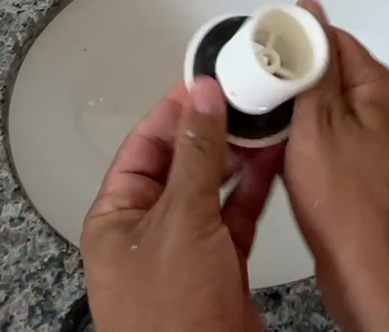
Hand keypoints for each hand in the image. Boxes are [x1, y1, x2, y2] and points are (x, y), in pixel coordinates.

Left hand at [81, 77, 284, 331]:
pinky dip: (252, 190)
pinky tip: (271, 162)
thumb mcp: (181, 222)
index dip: (175, 110)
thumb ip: (195, 155)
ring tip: (262, 120)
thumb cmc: (171, 319)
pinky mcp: (218, 267)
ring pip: (210, 187)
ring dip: (237, 157)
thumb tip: (201, 96)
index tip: (205, 81)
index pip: (145, 144)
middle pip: (180, 163)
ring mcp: (184, 249)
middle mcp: (147, 229)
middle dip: (211, 131)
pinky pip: (233, 216)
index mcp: (117, 215)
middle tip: (242, 96)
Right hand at [283, 0, 388, 331]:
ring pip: (323, 104)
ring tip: (261, 113)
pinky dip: (302, 134)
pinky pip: (326, 134)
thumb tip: (311, 13)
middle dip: (290, 75)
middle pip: (327, 70)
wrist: (375, 278)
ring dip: (293, 107)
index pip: (332, 37)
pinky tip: (278, 145)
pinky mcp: (361, 167)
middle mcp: (381, 109)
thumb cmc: (351, 208)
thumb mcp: (318, 123)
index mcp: (378, 88)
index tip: (261, 48)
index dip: (293, 39)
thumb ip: (313, 65)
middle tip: (255, 84)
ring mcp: (373, 140)